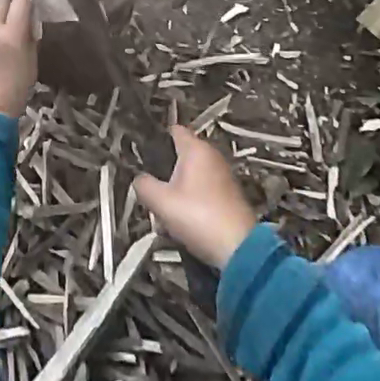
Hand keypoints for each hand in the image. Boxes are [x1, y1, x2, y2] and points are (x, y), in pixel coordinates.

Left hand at [0, 0, 37, 117]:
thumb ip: (30, 35)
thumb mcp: (32, 59)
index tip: (32, 12)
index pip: (20, 2)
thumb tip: (29, 21)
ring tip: (9, 27)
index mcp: (12, 33)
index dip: (27, 3)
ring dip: (1, 13)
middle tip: (21, 11)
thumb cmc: (17, 87)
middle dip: (12, 0)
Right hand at [133, 125, 259, 269]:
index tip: (142, 155)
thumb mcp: (161, 202)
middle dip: (164, 172)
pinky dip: (190, 202)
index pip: (174, 130)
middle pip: (181, 156)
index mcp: (196, 149)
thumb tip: (139, 178)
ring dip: (175, 191)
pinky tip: (180, 223)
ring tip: (162, 213)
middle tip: (150, 190)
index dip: (157, 138)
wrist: (240, 250)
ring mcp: (223, 176)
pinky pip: (202, 191)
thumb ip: (143, 185)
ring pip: (190, 177)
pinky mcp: (229, 196)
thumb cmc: (198, 216)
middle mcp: (212, 156)